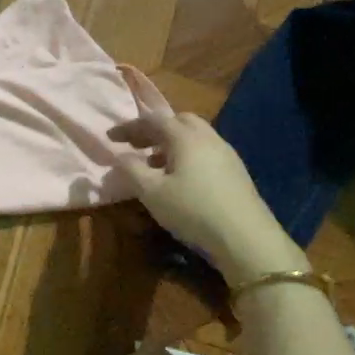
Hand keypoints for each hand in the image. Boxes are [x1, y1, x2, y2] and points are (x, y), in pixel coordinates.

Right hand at [111, 112, 307, 282]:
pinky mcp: (235, 170)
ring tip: (154, 165)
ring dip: (170, 143)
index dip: (130, 126)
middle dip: (154, 129)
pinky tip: (179, 179)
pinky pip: (205, 151)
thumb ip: (131, 170)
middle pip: (179, 121)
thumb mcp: (151, 192)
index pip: (153, 120)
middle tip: (136, 146)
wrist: (243, 235)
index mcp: (186, 138)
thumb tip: (121, 156)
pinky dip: (186, 155)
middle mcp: (208, 138)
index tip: (110, 137)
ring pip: (194, 137)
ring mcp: (225, 153)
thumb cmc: (191, 210)